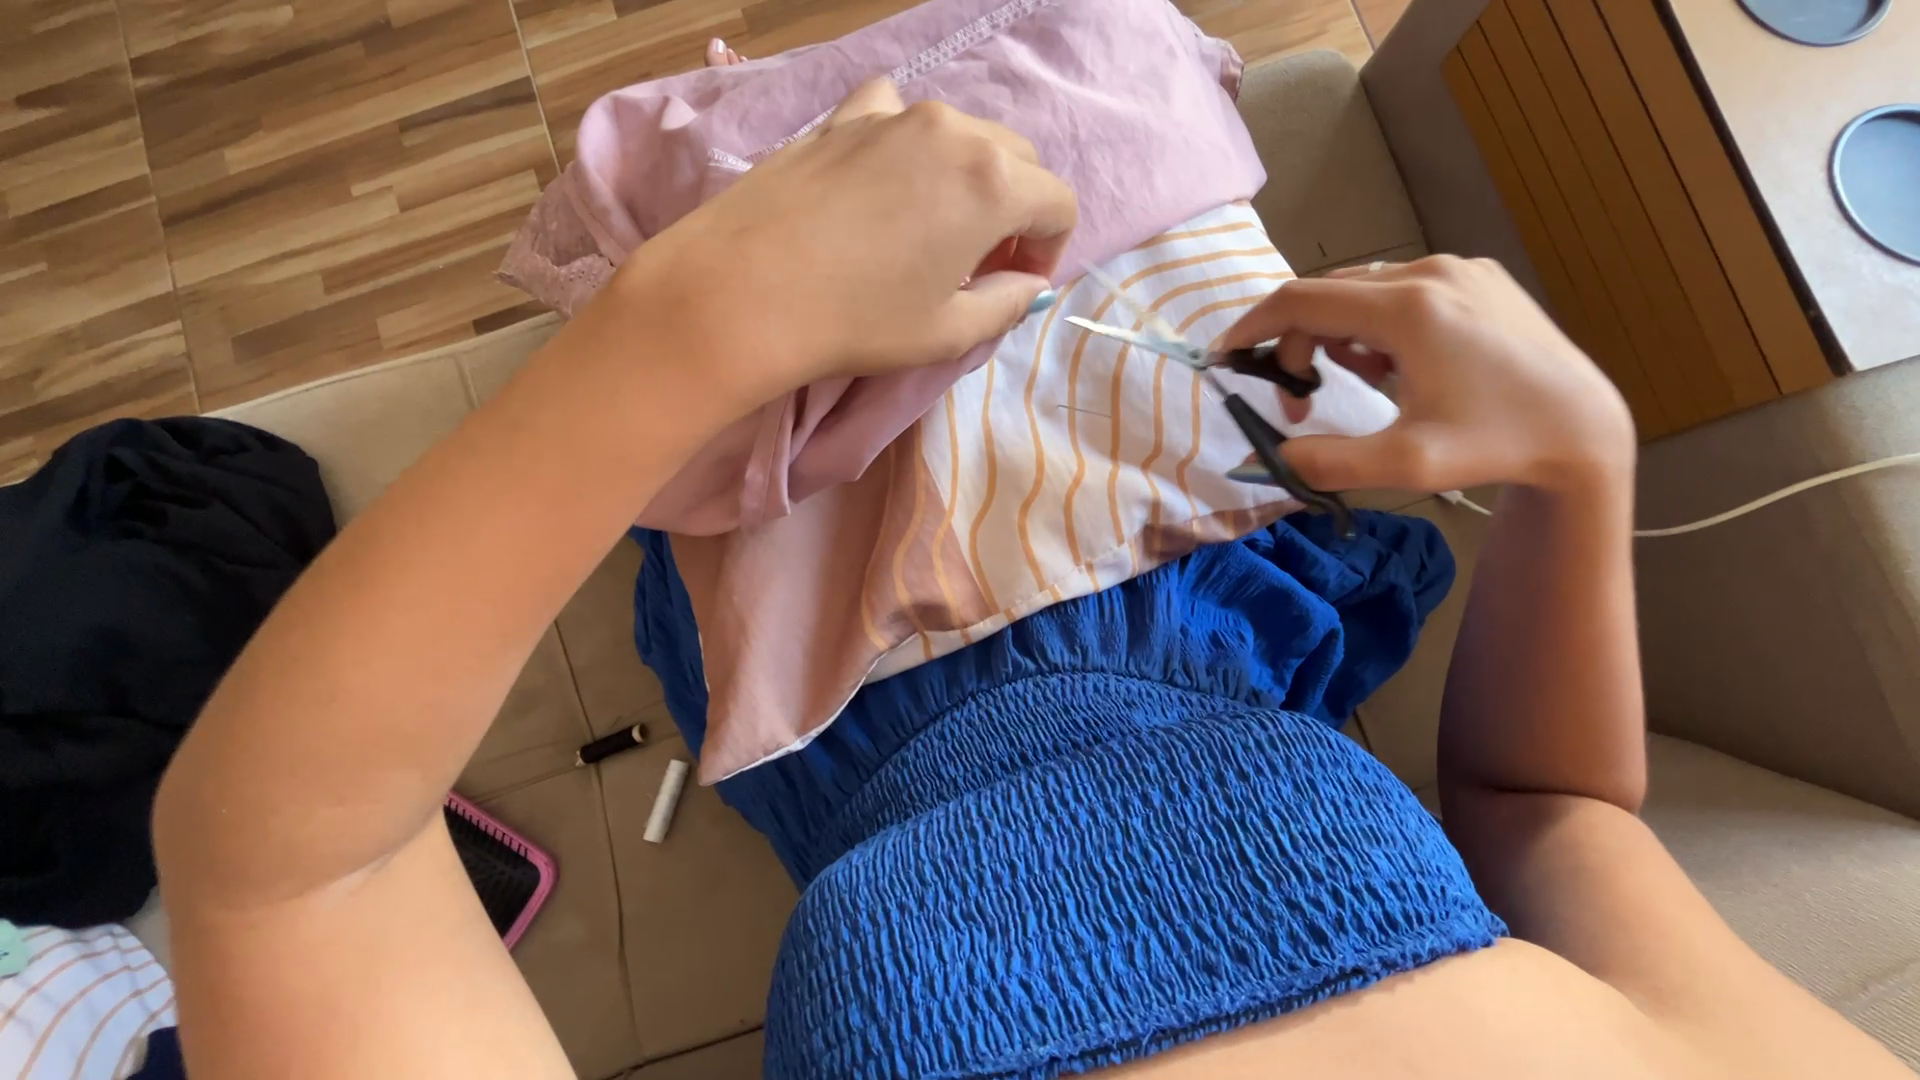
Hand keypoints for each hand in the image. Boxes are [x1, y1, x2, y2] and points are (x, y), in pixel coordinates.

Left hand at [609, 77, 1077, 403]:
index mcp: (992, 182)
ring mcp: (893, 115)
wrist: (745, 292)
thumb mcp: (948, 331)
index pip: (1058, 203)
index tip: (1018, 283)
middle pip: (1017, 161)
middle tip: (980, 263)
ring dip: (967, 179)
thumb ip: (1006, 304)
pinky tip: (885, 178)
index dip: (1049, 250)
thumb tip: (1028, 285)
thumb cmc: (859, 321)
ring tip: (931, 228)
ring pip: (961, 135)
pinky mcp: (842, 118)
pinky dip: (908, 142)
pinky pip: (896, 113)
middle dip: (1015, 212)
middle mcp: (952, 131)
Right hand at [1222, 256, 1634, 494]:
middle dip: (1295, 347)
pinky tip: (1394, 365)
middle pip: (1325, 296)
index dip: (1252, 328)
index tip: (1224, 359)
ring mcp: (1458, 269)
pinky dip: (1371, 326)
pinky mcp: (1476, 278)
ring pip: (1359, 293)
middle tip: (1301, 404)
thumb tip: (1254, 462)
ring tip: (1359, 385)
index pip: (1300, 300)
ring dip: (1335, 338)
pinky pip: (1395, 291)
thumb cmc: (1495, 445)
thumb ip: (1321, 463)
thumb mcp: (1404, 464)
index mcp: (1410, 308)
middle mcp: (1430, 272)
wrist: (1583, 430)